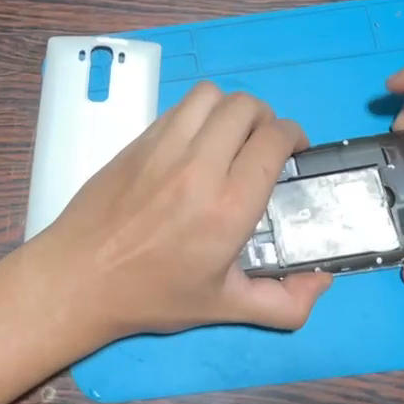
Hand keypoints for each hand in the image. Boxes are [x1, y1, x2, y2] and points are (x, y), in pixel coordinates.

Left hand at [32, 83, 333, 339]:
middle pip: (246, 106)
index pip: (274, 139)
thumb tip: (323, 280)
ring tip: (231, 135)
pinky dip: (197, 114)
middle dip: (267, 118)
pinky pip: (177, 108)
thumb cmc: (152, 295)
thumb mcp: (225, 308)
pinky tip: (195, 142)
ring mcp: (163, 147)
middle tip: (265, 144)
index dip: (294, 136)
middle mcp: (199, 165)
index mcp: (228, 205)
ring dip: (230, 109)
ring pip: (210, 95)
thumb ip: (285, 301)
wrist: (80, 277)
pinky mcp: (137, 141)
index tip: (295, 152)